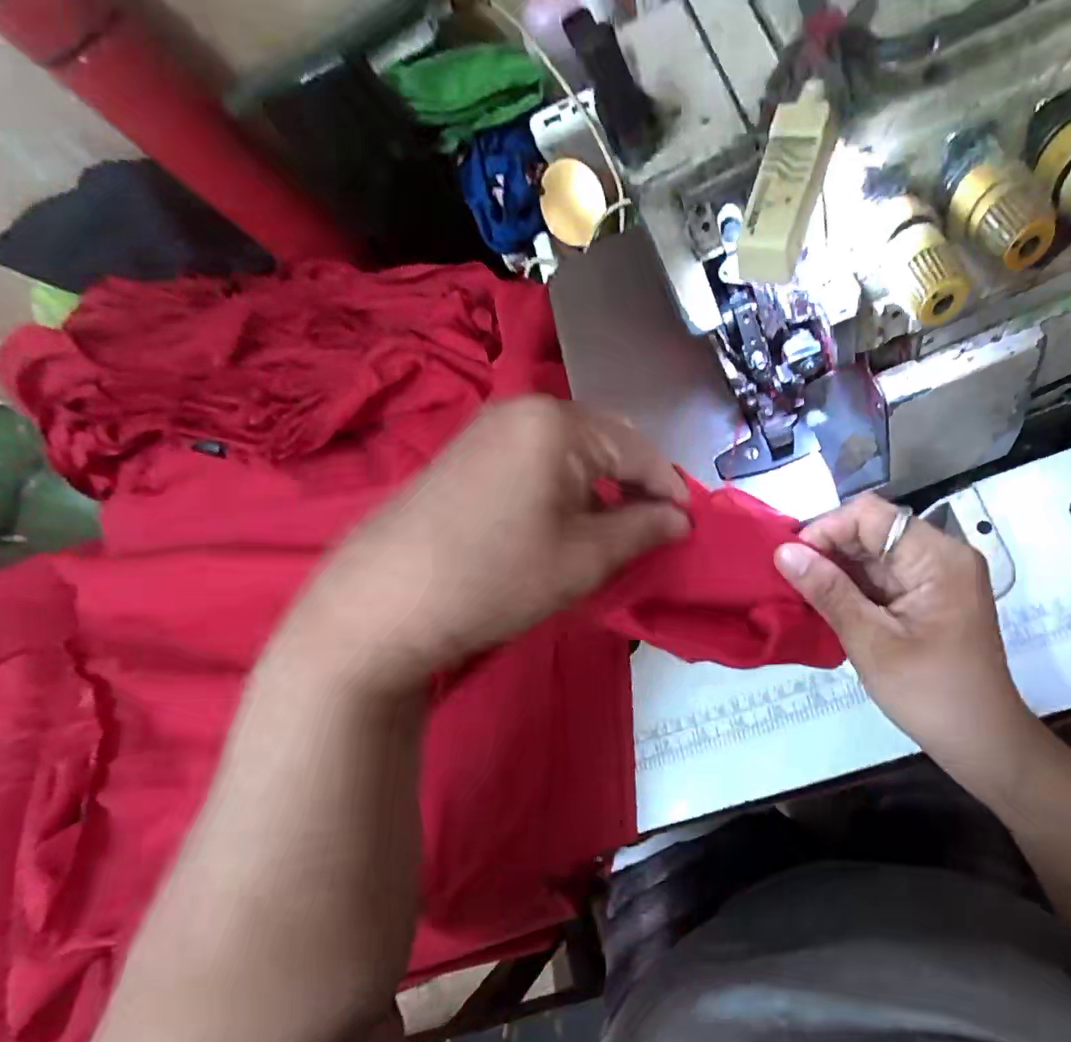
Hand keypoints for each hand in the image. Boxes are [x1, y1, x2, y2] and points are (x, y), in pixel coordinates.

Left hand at [277, 397, 689, 697]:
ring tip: (611, 528)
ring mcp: (489, 426)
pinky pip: (536, 455)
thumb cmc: (497, 578)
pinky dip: (564, 482)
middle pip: (605, 440)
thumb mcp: (585, 559)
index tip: (689, 525)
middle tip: (651, 527)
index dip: (670, 488)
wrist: (382, 604)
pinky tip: (562, 518)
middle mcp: (525, 409)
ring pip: (571, 448)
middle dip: (635, 482)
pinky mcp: (466, 450)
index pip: (639, 450)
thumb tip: (680, 518)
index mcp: (560, 424)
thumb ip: (643, 530)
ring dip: (600, 483)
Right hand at [774, 493, 1026, 755]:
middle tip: (791, 581)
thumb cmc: (930, 694)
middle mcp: (943, 556)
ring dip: (840, 571)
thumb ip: (828, 591)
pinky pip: (887, 577)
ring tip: (804, 595)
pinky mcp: (933, 597)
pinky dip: (856, 588)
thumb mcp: (871, 642)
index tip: (793, 561)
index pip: (871, 515)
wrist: (983, 742)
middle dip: (830, 551)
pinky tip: (830, 605)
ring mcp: (940, 576)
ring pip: (877, 554)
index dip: (827, 529)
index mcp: (938, 557)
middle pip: (874, 530)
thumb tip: (784, 551)